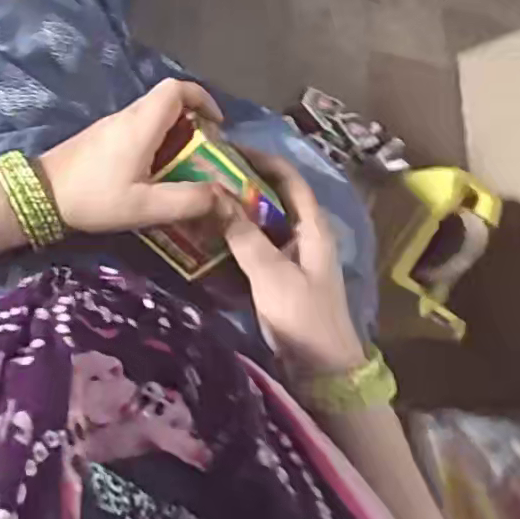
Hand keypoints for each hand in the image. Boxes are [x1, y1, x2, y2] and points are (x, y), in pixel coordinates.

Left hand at [41, 79, 224, 233]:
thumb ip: (188, 201)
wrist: (40, 196)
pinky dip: (152, 142)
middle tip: (203, 154)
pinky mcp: (98, 138)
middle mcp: (126, 117)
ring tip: (182, 169)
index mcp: (140, 124)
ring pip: (150, 116)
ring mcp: (108, 126)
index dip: (203, 99)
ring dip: (172, 135)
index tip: (217, 125)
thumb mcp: (145, 207)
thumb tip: (223, 198)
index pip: (177, 88)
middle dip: (192, 122)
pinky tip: (152, 174)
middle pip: (166, 102)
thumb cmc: (94, 198)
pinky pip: (134, 129)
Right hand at [221, 147, 365, 373]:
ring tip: (196, 198)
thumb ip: (244, 234)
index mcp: (312, 227)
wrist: (323, 371)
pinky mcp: (275, 273)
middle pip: (270, 196)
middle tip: (202, 172)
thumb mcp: (272, 274)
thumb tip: (214, 193)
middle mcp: (302, 234)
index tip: (227, 147)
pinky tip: (204, 234)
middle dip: (238, 181)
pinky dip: (229, 234)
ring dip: (231, 209)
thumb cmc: (305, 317)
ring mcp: (289, 255)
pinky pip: (250, 243)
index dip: (261, 158)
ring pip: (257, 220)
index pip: (288, 178)